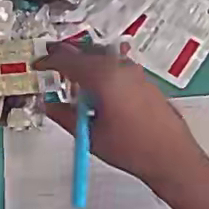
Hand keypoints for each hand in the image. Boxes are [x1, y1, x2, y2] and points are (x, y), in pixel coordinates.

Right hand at [34, 45, 208, 196]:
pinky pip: (115, 66)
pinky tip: (95, 90)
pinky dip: (100, 70)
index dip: (48, 62)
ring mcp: (134, 71)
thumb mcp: (90, 134)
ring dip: (84, 63)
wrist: (171, 157)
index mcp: (103, 76)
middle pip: (86, 52)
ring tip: (70, 80)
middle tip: (50, 63)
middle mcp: (120, 67)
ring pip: (102, 57)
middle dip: (66, 56)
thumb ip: (65, 116)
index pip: (68, 61)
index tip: (37, 65)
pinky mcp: (143, 80)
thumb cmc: (132, 148)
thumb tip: (49, 106)